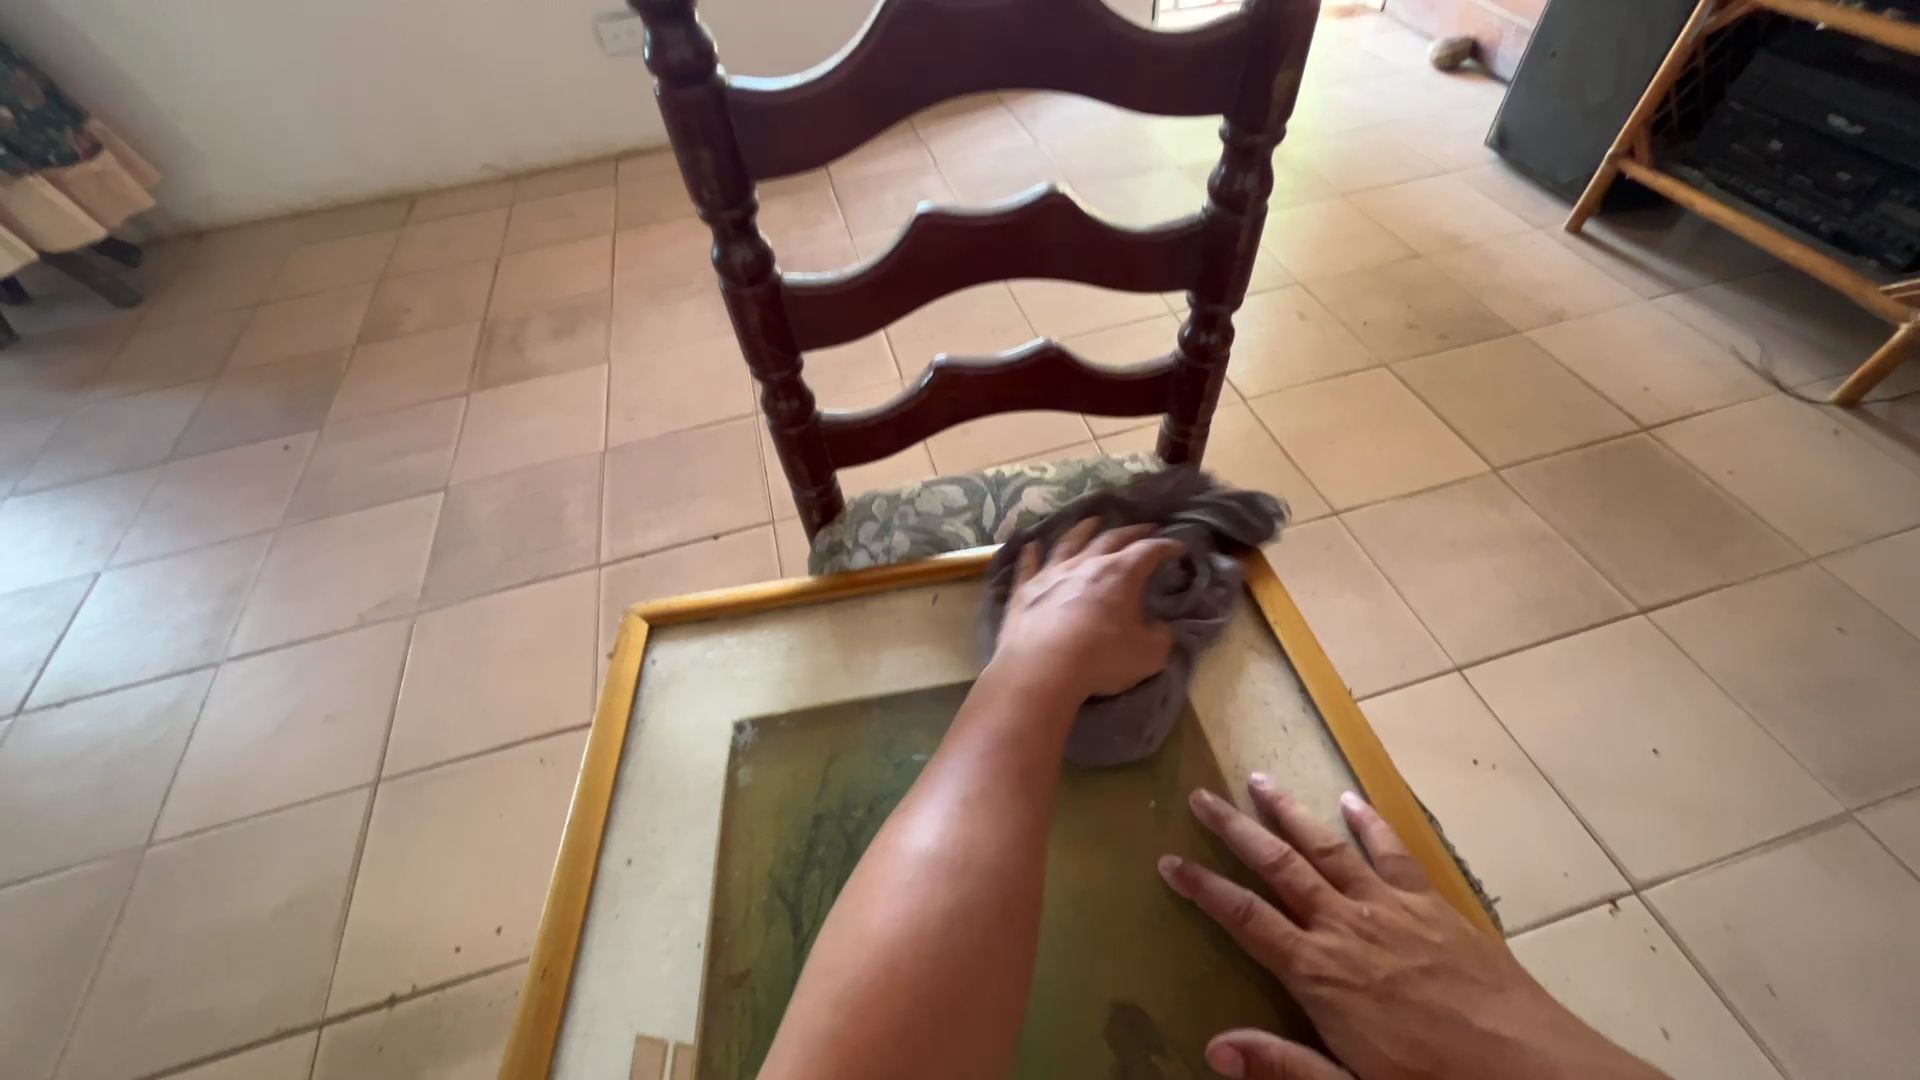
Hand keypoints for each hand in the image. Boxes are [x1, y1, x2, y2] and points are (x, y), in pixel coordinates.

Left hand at [990, 518, 1185, 705]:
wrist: (1041, 669)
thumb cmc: (1100, 659)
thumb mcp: (1148, 654)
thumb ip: (1160, 637)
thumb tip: (1160, 628)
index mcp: (1120, 574)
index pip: (1149, 551)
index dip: (1166, 547)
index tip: (1178, 547)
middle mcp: (1086, 564)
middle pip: (1111, 538)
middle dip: (1132, 531)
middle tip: (1144, 527)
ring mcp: (1051, 573)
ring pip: (1069, 542)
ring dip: (1083, 529)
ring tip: (1092, 520)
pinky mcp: (1024, 589)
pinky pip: (1028, 564)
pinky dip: (1031, 552)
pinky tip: (1030, 544)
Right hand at [1159, 778, 1669, 1079]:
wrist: (1542, 1079)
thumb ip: (1285, 1066)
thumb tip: (1213, 1048)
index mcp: (1319, 972)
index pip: (1244, 917)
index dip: (1203, 887)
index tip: (1169, 860)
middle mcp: (1344, 926)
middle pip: (1277, 865)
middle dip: (1234, 829)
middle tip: (1200, 795)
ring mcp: (1389, 908)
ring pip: (1325, 847)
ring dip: (1288, 812)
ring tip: (1258, 778)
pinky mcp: (1432, 905)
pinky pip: (1393, 854)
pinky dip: (1369, 824)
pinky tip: (1351, 800)